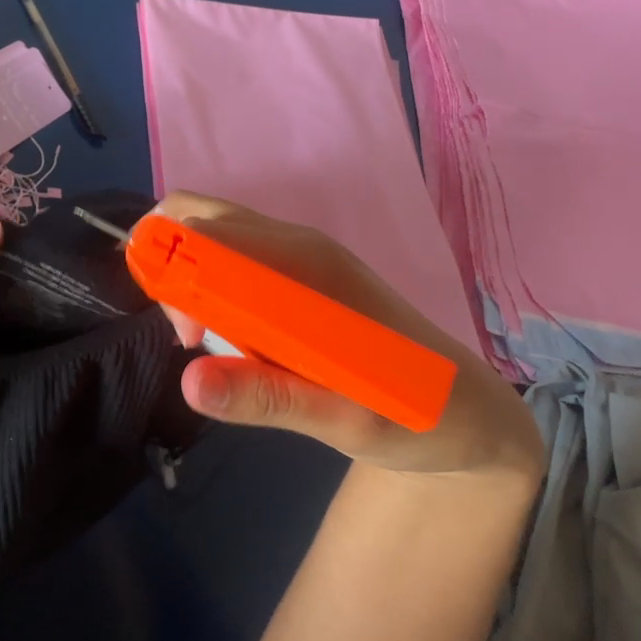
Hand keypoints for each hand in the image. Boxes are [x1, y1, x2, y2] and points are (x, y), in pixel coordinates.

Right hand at [155, 192, 541, 481]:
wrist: (471, 414)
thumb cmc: (416, 418)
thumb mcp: (345, 424)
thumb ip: (267, 399)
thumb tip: (188, 381)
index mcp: (306, 264)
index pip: (205, 230)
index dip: (171, 269)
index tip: (187, 334)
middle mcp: (296, 242)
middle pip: (196, 216)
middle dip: (169, 266)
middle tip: (191, 336)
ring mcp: (298, 251)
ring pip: (210, 231)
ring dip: (187, 276)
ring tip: (210, 341)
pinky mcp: (299, 266)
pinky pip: (230, 251)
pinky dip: (208, 282)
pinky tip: (233, 336)